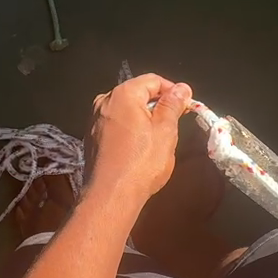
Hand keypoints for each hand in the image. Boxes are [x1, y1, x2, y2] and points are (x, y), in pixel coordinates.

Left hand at [87, 74, 192, 206]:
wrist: (110, 197)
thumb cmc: (141, 162)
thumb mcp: (165, 131)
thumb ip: (172, 105)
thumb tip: (182, 87)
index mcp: (123, 94)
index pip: (153, 80)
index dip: (173, 91)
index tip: (186, 106)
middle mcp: (105, 101)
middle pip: (138, 93)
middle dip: (158, 105)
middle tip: (174, 123)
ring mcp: (95, 119)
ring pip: (126, 109)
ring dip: (143, 118)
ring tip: (158, 138)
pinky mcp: (92, 137)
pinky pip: (116, 124)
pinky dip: (129, 129)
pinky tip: (138, 148)